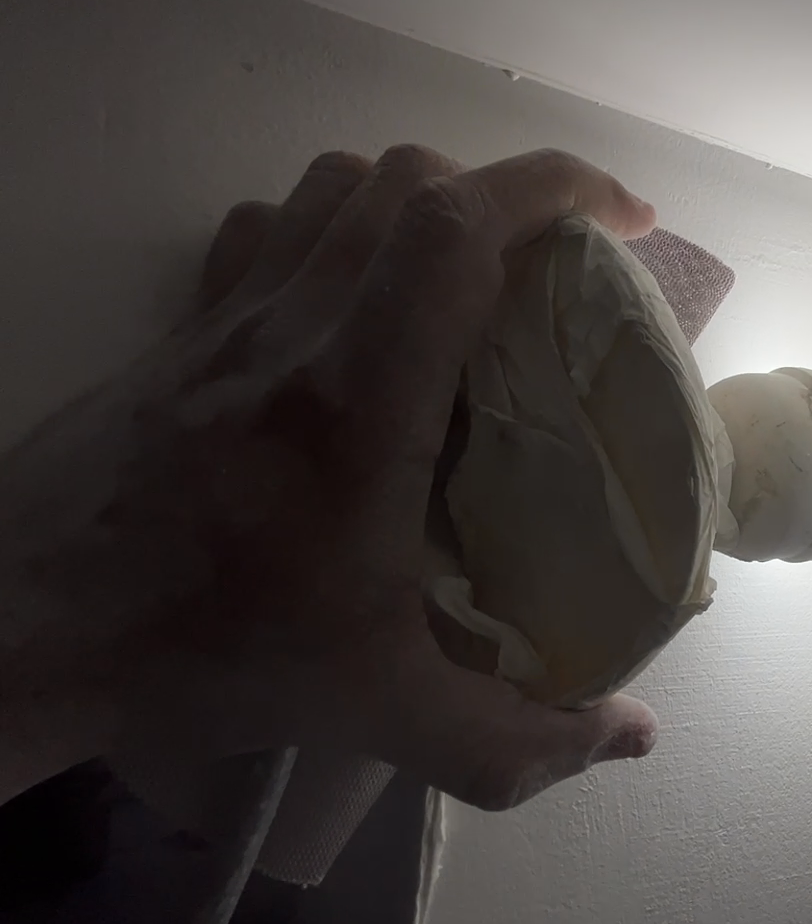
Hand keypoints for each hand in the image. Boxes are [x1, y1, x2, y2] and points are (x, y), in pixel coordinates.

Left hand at [0, 145, 659, 809]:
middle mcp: (297, 331)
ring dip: (441, 202)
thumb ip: (522, 740)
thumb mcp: (387, 713)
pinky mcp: (192, 324)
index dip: (559, 190)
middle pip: (414, 184)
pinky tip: (382, 289)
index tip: (630, 221)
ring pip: (347, 186)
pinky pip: (282, 223)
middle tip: (574, 260)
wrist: (2, 642)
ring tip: (495, 266)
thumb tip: (635, 737)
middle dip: (518, 193)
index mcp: (360, 401)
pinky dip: (353, 225)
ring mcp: (234, 316)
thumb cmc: (211, 654)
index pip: (456, 231)